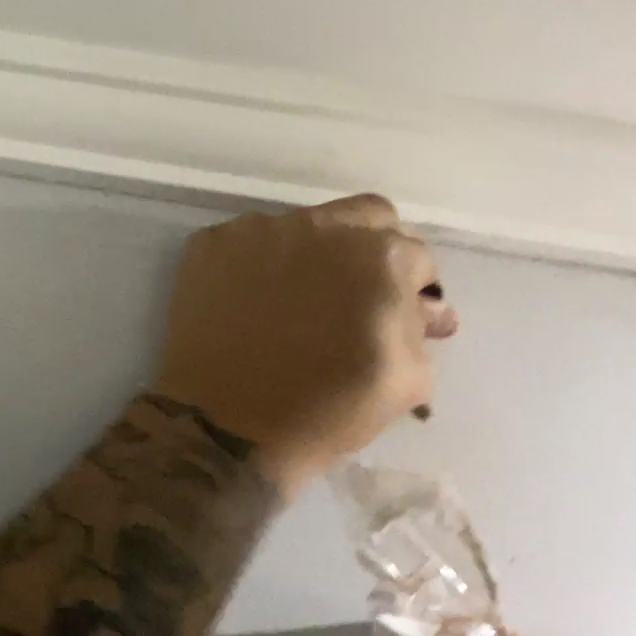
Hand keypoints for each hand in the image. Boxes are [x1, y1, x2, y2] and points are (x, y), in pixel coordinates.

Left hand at [153, 193, 458, 494]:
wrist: (224, 418)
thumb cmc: (325, 407)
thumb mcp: (406, 379)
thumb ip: (420, 328)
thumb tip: (426, 305)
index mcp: (377, 255)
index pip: (413, 254)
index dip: (413, 287)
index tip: (400, 313)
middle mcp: (317, 226)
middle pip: (362, 217)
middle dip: (371, 247)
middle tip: (357, 292)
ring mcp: (256, 229)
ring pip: (301, 226)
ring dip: (311, 253)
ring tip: (296, 301)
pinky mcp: (209, 241)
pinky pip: (248, 241)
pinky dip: (258, 262)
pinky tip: (251, 300)